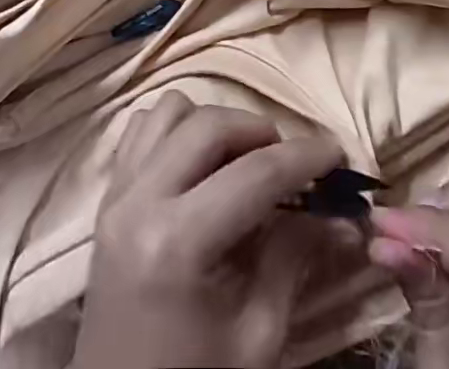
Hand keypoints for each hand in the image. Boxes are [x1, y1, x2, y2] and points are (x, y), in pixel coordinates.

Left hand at [71, 93, 343, 368]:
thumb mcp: (256, 336)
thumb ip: (293, 261)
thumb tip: (341, 216)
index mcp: (177, 243)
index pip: (252, 175)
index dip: (303, 157)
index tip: (338, 152)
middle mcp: (139, 200)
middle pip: (207, 126)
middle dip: (260, 131)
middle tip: (293, 161)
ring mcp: (116, 192)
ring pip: (168, 113)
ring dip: (215, 123)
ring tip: (245, 159)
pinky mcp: (107, 194)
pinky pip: (140, 130)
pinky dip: (176, 129)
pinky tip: (201, 162)